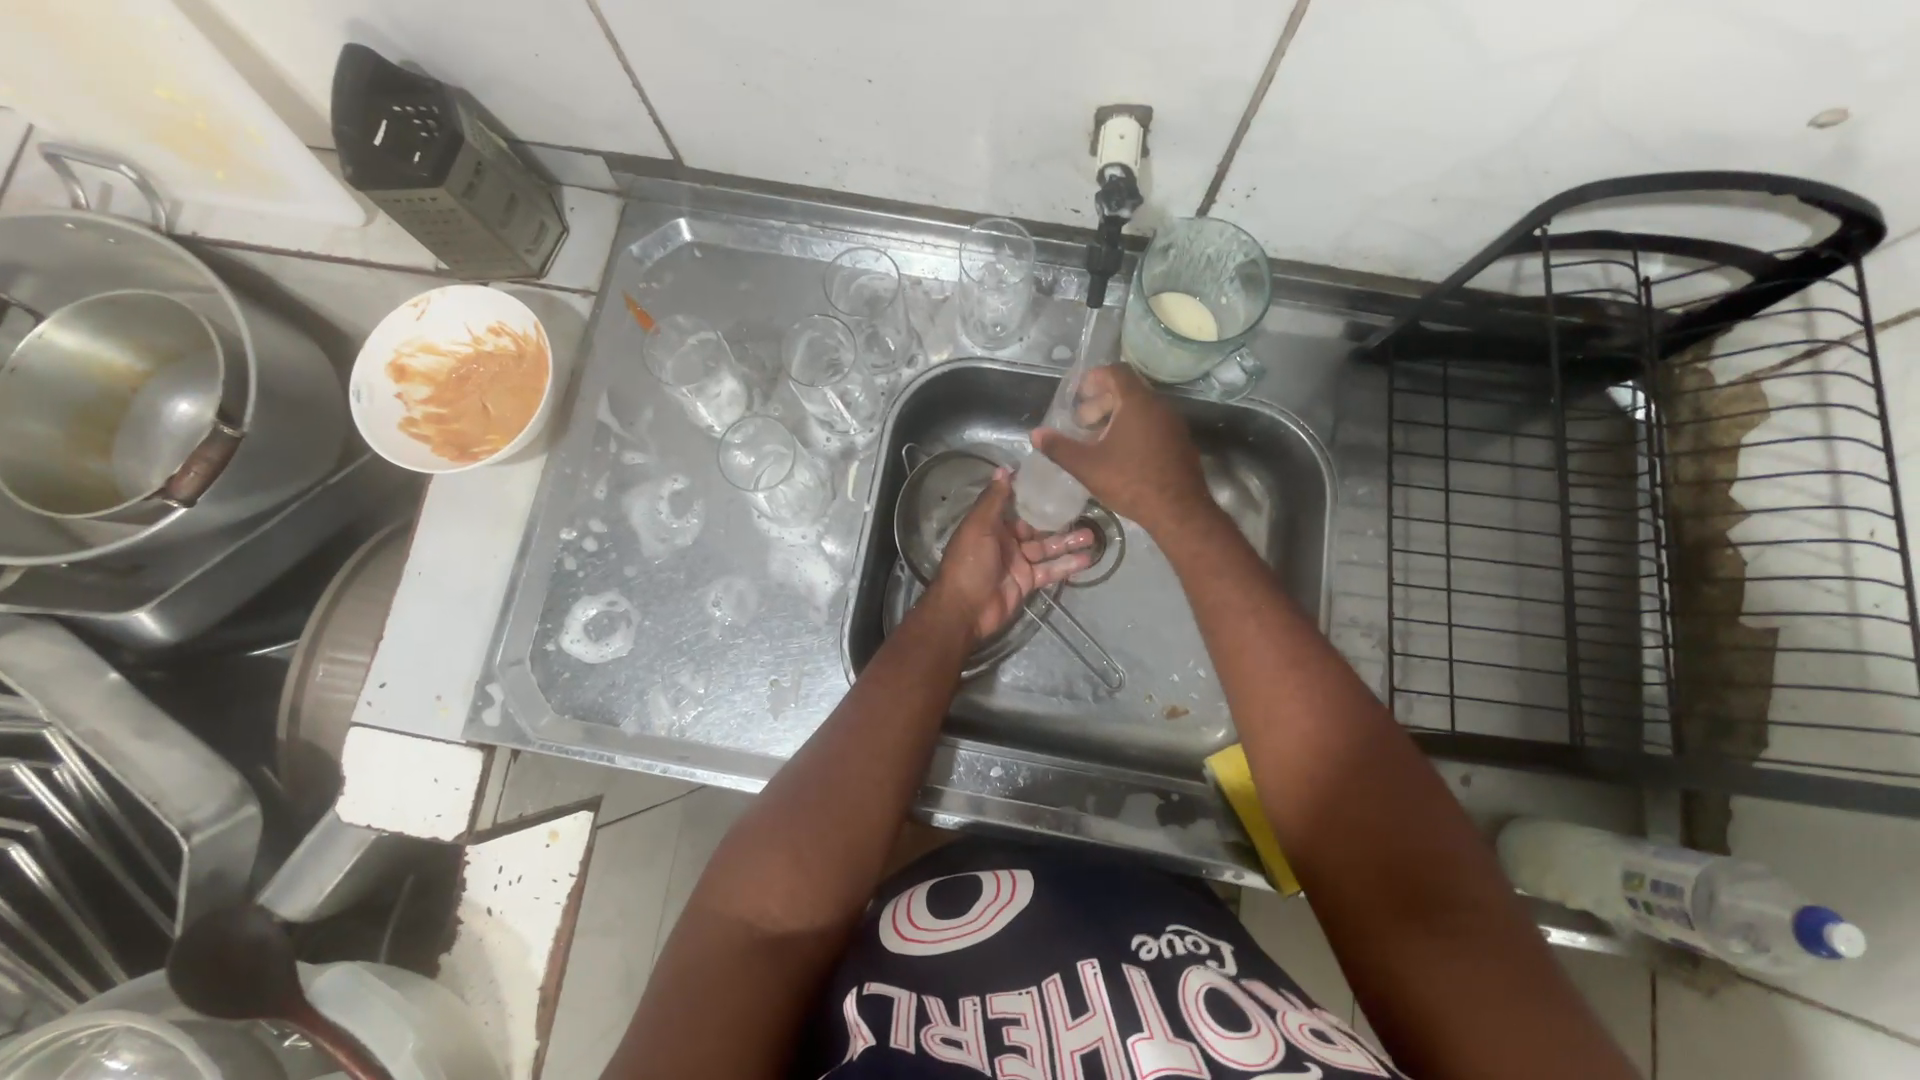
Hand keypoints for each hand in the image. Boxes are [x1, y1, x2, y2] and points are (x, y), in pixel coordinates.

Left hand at [928, 468, 1094, 643]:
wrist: (965, 610)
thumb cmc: (969, 563)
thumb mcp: (978, 527)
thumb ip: (993, 500)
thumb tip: (1004, 469)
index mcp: (991, 524)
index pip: (1016, 504)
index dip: (1035, 493)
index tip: (1058, 479)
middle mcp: (1005, 540)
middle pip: (1036, 527)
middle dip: (1058, 519)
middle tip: (1084, 508)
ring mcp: (1018, 562)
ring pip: (1047, 548)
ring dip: (1068, 542)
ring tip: (1093, 535)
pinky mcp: (1027, 582)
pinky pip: (1050, 570)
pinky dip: (1067, 565)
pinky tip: (1088, 559)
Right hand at [1032, 364, 1211, 533]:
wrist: (1179, 511)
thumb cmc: (1131, 482)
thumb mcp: (1087, 466)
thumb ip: (1059, 448)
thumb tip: (1035, 434)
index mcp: (1137, 403)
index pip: (1115, 372)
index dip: (1093, 378)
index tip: (1077, 395)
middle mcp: (1159, 406)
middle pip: (1127, 390)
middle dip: (1100, 402)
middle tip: (1081, 423)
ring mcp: (1173, 425)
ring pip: (1140, 410)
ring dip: (1116, 418)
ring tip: (1096, 441)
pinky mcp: (1180, 443)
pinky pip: (1153, 425)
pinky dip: (1133, 430)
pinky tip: (1120, 456)